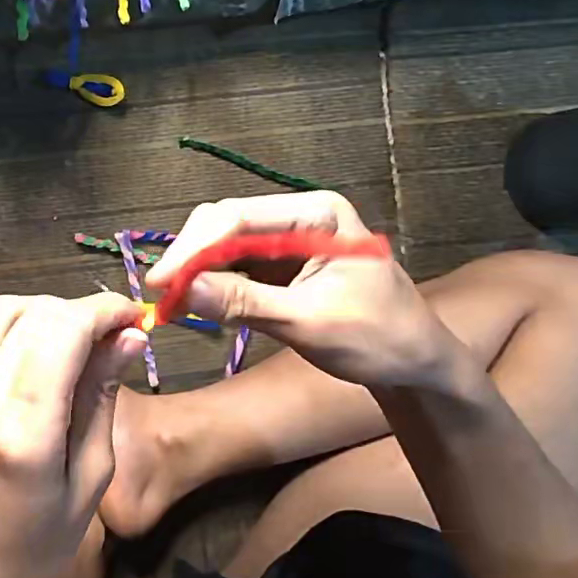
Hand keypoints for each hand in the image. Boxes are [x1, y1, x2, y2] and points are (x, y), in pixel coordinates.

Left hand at [0, 293, 146, 577]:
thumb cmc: (37, 548)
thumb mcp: (90, 480)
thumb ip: (102, 397)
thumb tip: (130, 337)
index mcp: (26, 427)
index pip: (65, 329)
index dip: (106, 310)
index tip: (135, 318)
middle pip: (37, 313)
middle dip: (83, 312)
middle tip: (113, 337)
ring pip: (1, 310)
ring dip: (45, 311)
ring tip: (73, 340)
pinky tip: (12, 335)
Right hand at [145, 192, 469, 391]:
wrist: (417, 364)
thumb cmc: (379, 339)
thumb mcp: (310, 322)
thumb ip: (245, 303)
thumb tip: (182, 290)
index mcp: (317, 213)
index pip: (240, 218)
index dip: (195, 248)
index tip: (160, 280)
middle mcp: (298, 216)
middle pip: (227, 222)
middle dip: (192, 256)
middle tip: (161, 293)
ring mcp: (287, 238)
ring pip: (224, 242)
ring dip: (196, 269)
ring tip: (170, 300)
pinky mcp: (279, 263)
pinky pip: (234, 264)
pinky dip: (212, 282)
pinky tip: (195, 300)